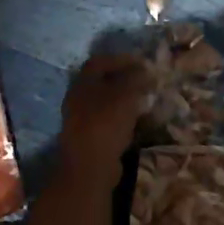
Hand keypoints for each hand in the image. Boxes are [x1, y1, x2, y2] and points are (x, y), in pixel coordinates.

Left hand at [59, 53, 151, 174]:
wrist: (90, 165)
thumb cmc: (106, 124)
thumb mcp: (125, 96)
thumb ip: (136, 79)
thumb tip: (145, 70)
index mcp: (82, 84)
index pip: (100, 62)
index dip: (121, 59)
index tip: (142, 62)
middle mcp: (78, 99)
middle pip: (102, 82)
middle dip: (124, 79)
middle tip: (145, 81)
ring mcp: (81, 119)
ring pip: (105, 102)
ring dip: (124, 99)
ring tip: (145, 100)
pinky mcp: (89, 137)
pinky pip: (107, 120)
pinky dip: (122, 117)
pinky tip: (136, 121)